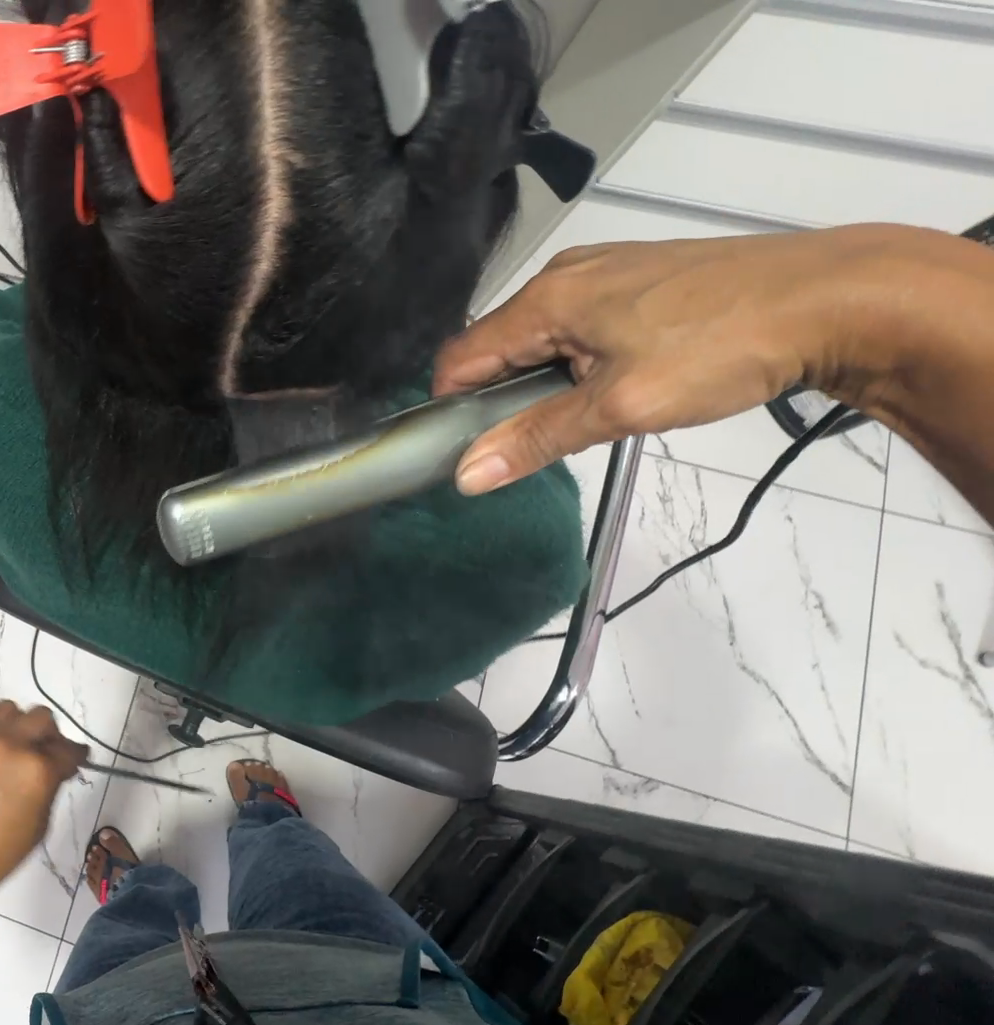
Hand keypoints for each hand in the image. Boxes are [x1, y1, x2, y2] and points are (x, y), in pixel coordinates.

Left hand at [0, 703, 87, 992]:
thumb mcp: (40, 823)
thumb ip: (51, 784)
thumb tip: (56, 763)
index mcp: (37, 770)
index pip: (68, 749)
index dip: (75, 756)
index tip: (73, 759)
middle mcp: (9, 744)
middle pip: (42, 718)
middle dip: (49, 736)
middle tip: (43, 754)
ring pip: (9, 708)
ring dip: (17, 725)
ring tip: (10, 748)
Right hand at [434, 226, 920, 493]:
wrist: (849, 297)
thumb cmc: (726, 347)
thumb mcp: (622, 407)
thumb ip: (536, 439)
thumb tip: (466, 477)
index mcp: (545, 299)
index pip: (459, 359)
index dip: (454, 407)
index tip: (474, 446)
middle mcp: (563, 275)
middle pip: (496, 346)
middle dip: (502, 393)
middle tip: (542, 433)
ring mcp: (604, 269)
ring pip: (538, 335)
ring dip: (543, 377)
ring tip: (589, 407)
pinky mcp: (638, 275)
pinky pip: (576, 322)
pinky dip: (577, 356)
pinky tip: (619, 376)